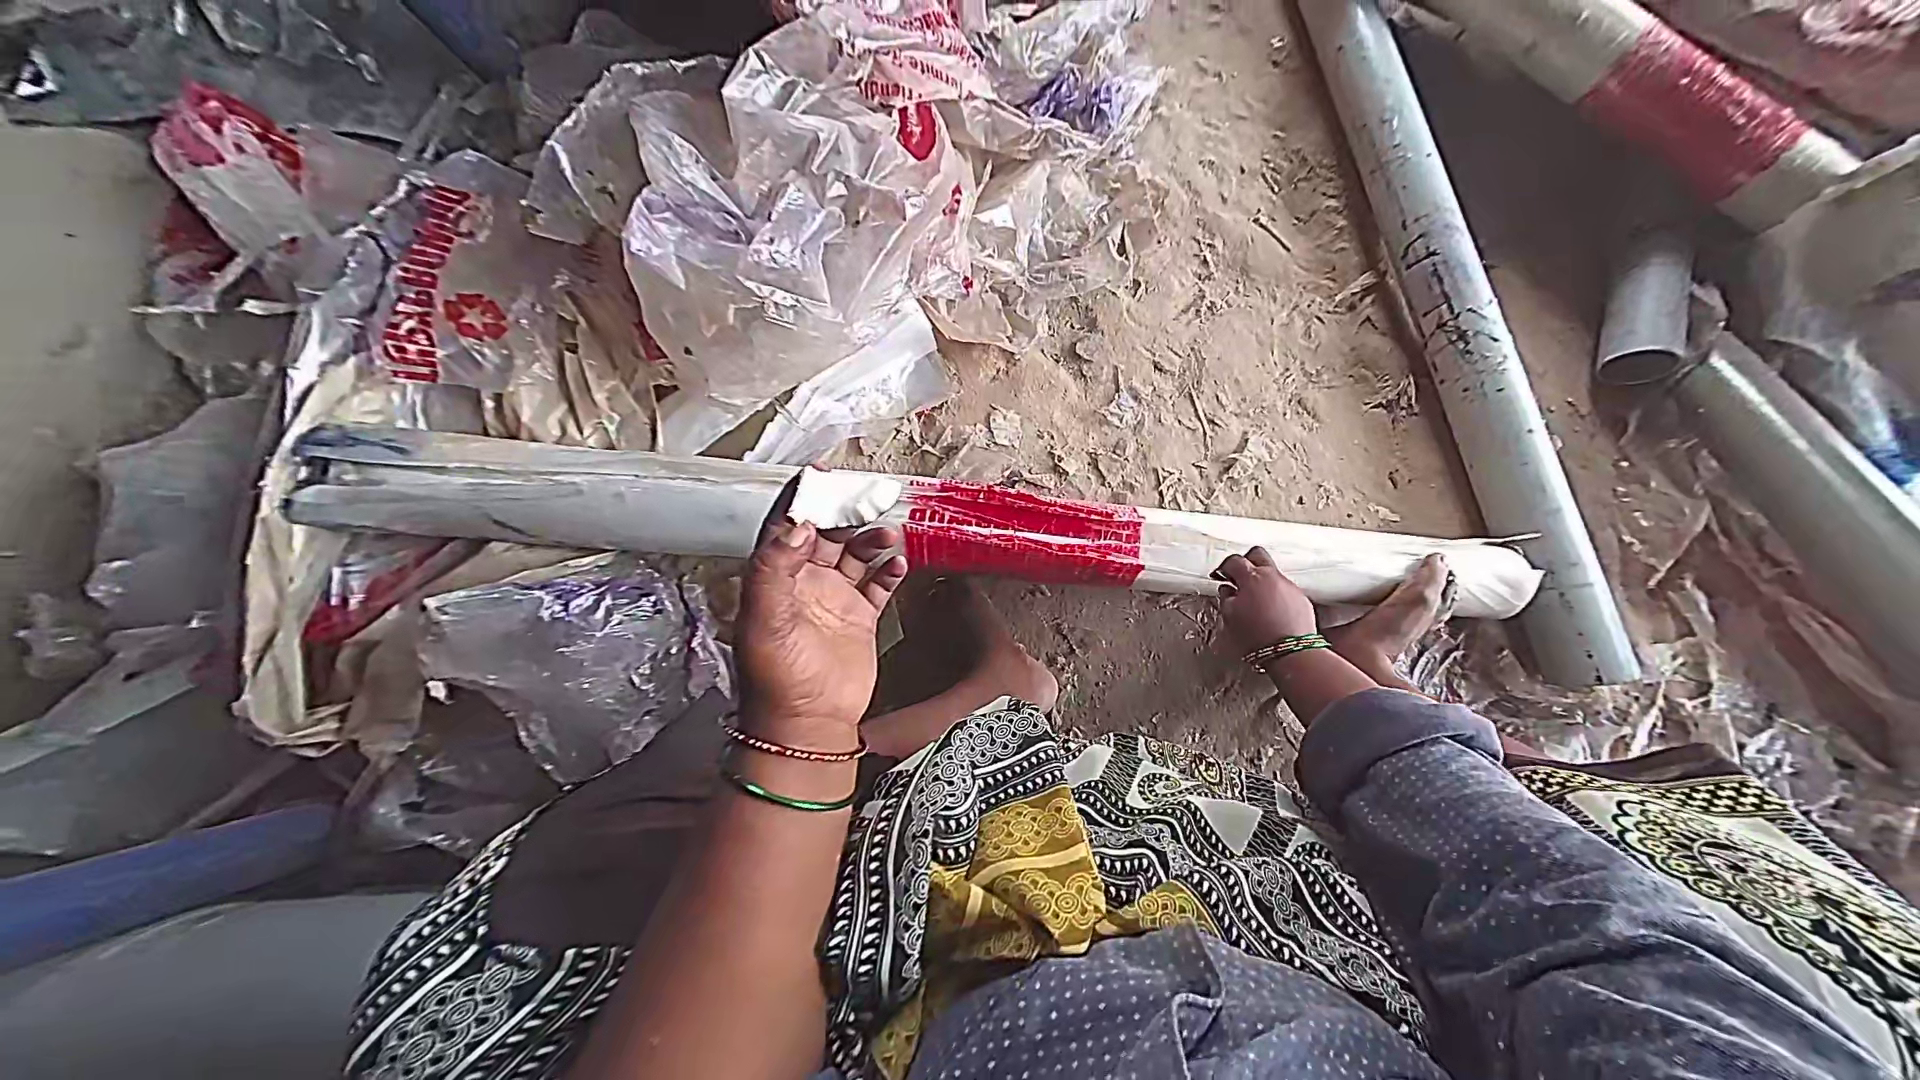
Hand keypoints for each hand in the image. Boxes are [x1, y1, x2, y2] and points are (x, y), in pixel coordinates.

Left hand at [736, 481, 908, 741]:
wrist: (809, 724)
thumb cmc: (778, 680)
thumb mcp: (764, 621)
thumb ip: (774, 570)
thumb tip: (798, 526)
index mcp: (776, 578)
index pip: (787, 526)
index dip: (801, 499)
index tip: (819, 475)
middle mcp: (805, 582)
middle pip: (827, 533)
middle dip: (845, 513)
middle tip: (867, 499)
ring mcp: (834, 598)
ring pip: (856, 553)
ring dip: (871, 539)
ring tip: (887, 535)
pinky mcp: (860, 615)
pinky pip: (878, 582)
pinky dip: (888, 569)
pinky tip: (896, 564)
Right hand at [1214, 547, 1316, 653]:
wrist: (1289, 652)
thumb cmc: (1257, 635)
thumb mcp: (1229, 616)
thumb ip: (1226, 597)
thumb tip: (1227, 590)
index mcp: (1252, 577)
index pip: (1234, 560)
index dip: (1224, 567)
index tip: (1221, 576)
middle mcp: (1272, 577)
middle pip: (1258, 554)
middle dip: (1246, 561)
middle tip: (1238, 576)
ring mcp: (1289, 586)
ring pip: (1273, 573)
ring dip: (1261, 580)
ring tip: (1254, 599)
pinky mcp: (1301, 599)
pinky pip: (1284, 589)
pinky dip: (1275, 594)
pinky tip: (1269, 610)